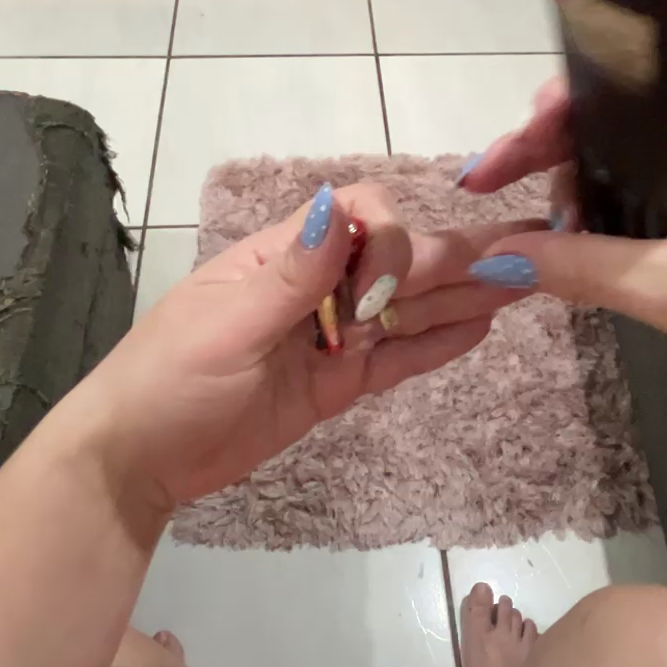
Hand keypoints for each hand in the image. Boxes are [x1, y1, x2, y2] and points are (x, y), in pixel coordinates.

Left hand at [68, 182, 542, 507]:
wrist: (140, 457)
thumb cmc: (168, 379)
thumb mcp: (224, 325)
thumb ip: (291, 275)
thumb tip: (334, 208)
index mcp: (286, 255)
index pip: (359, 218)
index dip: (387, 244)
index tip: (379, 298)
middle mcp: (319, 286)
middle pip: (398, 262)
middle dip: (456, 258)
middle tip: (526, 255)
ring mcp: (333, 336)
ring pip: (408, 309)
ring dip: (462, 295)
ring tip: (521, 283)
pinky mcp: (339, 383)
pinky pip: (397, 359)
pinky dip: (436, 344)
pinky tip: (480, 328)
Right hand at [461, 78, 666, 424]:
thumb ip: (579, 266)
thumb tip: (492, 257)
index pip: (630, 96)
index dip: (561, 112)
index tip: (505, 150)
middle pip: (618, 130)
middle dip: (550, 154)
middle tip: (490, 184)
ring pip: (625, 171)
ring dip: (574, 192)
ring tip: (538, 229)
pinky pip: (642, 206)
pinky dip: (600, 220)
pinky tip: (569, 242)